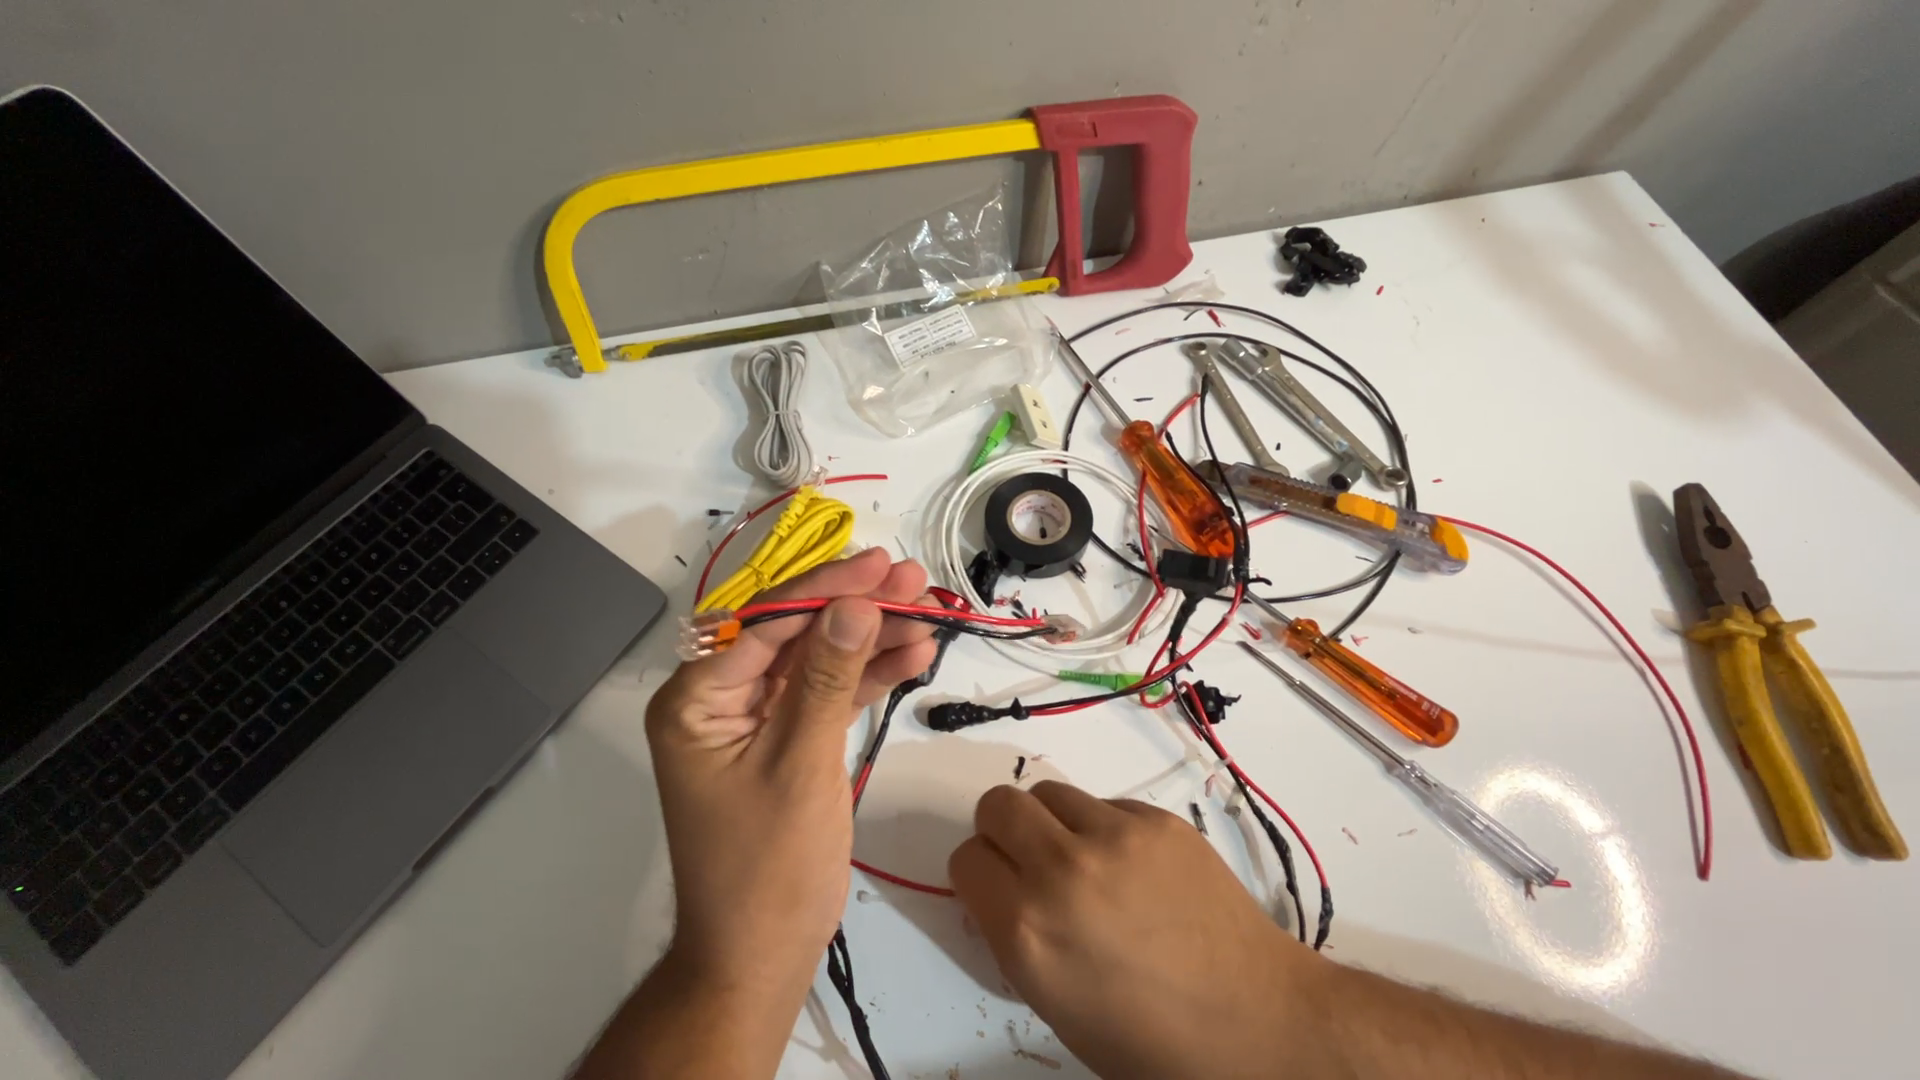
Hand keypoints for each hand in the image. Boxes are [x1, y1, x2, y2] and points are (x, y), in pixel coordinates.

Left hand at [646, 548, 937, 1001]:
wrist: (762, 954)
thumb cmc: (767, 868)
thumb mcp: (798, 764)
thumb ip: (826, 679)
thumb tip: (854, 602)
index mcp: (696, 699)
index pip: (764, 622)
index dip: (825, 588)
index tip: (880, 565)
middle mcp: (721, 698)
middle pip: (795, 633)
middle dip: (854, 606)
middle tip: (912, 578)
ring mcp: (757, 718)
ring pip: (819, 659)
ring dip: (871, 637)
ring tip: (926, 611)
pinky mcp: (789, 739)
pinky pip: (830, 694)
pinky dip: (869, 677)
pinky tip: (913, 655)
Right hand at [949, 780, 1319, 1079]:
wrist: (1257, 1022)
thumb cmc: (1147, 1038)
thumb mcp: (1054, 1004)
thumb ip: (1014, 935)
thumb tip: (1002, 888)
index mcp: (1027, 930)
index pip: (966, 860)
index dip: (980, 875)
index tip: (999, 889)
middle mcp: (1062, 871)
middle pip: (998, 804)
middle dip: (1003, 831)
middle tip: (1031, 861)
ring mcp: (1115, 838)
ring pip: (1049, 792)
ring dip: (1052, 823)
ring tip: (1085, 861)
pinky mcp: (1158, 821)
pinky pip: (1105, 804)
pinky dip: (1105, 829)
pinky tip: (1136, 870)